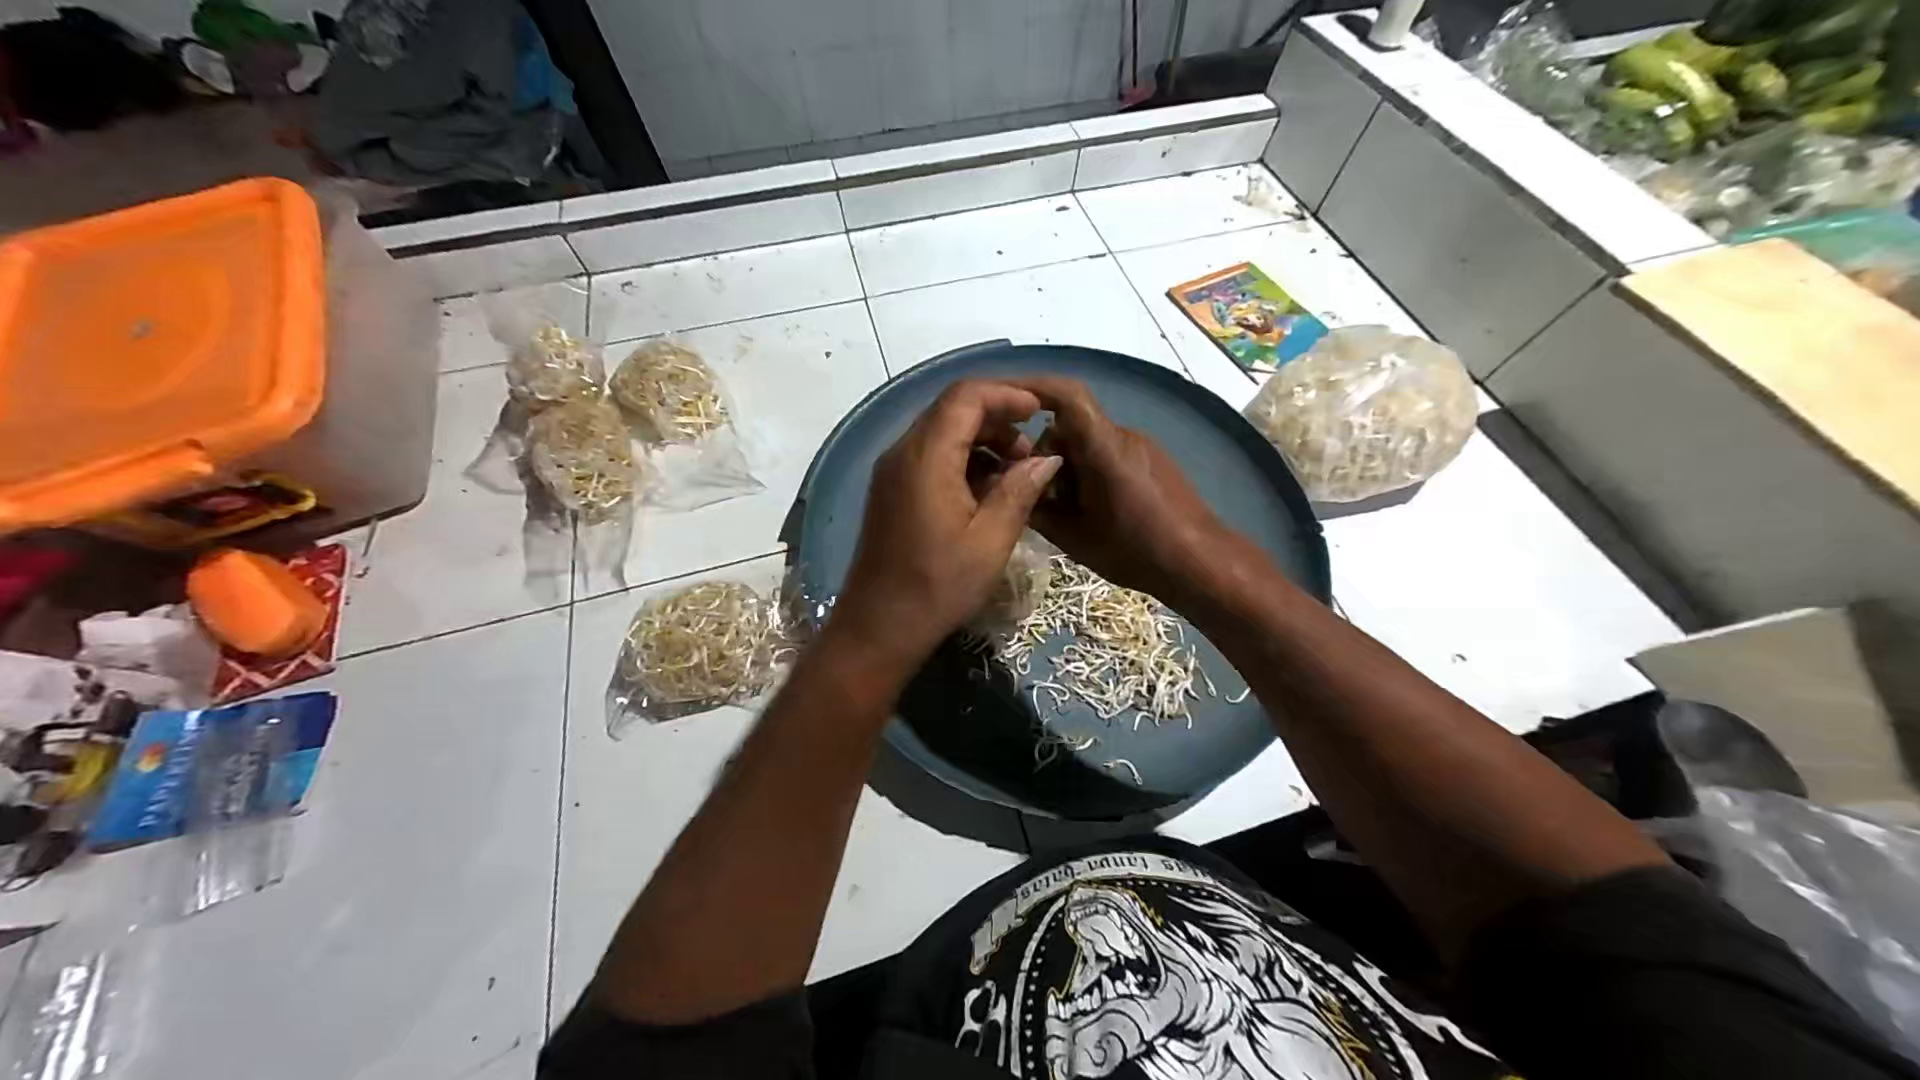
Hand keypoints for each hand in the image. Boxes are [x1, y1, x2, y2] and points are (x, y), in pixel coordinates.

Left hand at [831, 380, 1062, 671]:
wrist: (879, 627)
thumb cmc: (937, 587)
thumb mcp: (990, 541)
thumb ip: (1020, 491)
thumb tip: (1047, 457)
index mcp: (925, 457)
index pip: (965, 396)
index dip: (1007, 394)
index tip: (1041, 411)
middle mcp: (902, 453)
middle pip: (951, 409)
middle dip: (997, 418)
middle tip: (1032, 449)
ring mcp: (893, 471)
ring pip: (941, 432)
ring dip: (982, 440)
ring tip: (1017, 473)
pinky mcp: (892, 491)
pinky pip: (931, 457)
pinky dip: (963, 460)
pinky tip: (989, 490)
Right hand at [1017, 377, 1232, 604]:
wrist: (1201, 562)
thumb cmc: (1136, 551)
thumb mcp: (1074, 538)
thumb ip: (1039, 509)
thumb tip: (1014, 488)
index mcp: (1104, 448)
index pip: (1066, 396)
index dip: (1032, 387)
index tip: (1003, 397)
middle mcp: (1122, 436)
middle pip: (1069, 426)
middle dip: (1044, 453)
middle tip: (1035, 496)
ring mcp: (1140, 446)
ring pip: (1086, 442)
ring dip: (1067, 467)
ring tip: (1064, 511)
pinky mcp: (1150, 460)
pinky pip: (1106, 454)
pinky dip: (1087, 473)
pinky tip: (1089, 510)